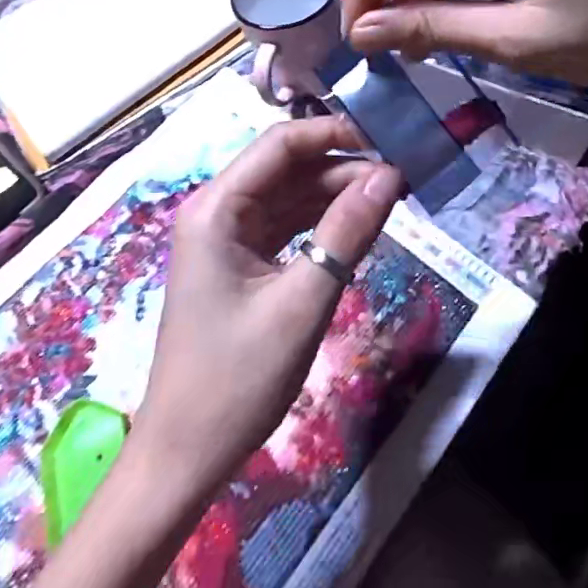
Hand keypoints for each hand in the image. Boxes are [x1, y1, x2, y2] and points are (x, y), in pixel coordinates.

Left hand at [131, 115, 402, 496]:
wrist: (186, 452)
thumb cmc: (237, 378)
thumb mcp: (302, 303)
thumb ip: (346, 234)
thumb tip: (391, 177)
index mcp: (216, 208)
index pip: (279, 145)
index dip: (333, 135)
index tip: (387, 144)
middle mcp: (217, 211)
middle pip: (285, 169)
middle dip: (341, 169)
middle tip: (400, 181)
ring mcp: (226, 238)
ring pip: (288, 198)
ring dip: (335, 196)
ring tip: (390, 200)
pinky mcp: (238, 264)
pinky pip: (284, 227)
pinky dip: (320, 225)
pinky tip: (357, 228)